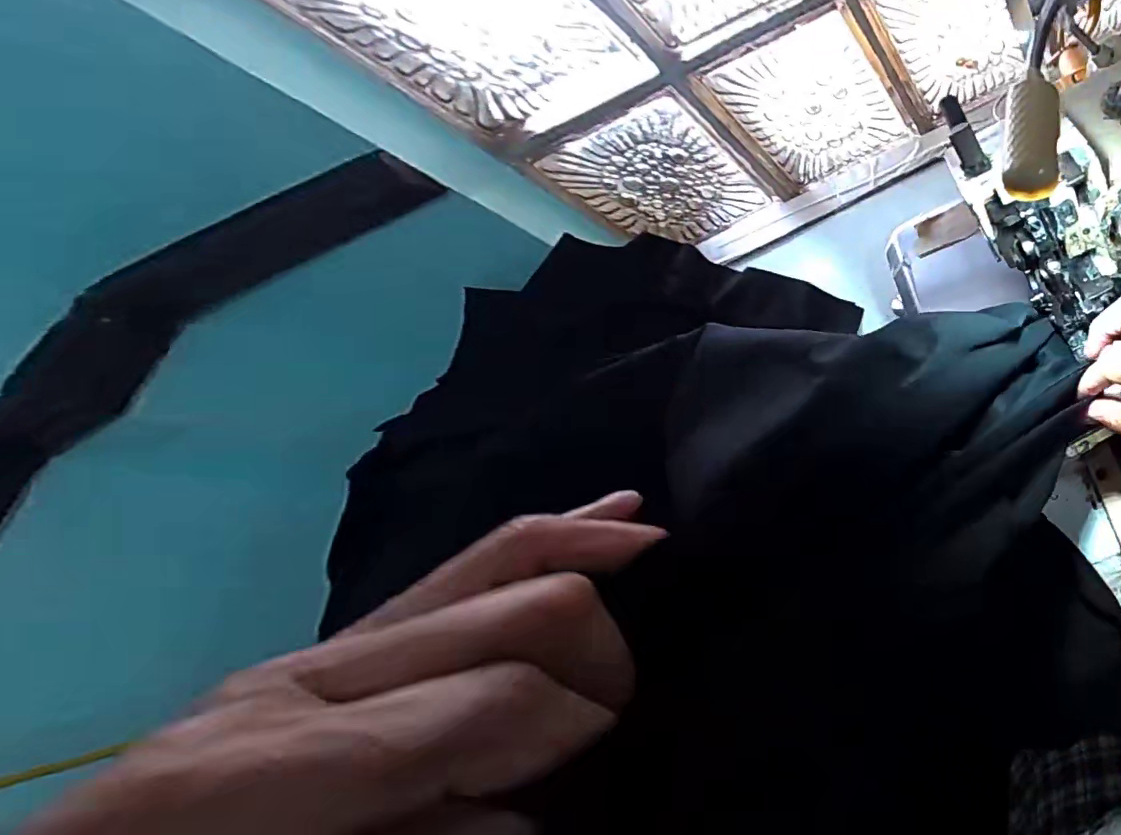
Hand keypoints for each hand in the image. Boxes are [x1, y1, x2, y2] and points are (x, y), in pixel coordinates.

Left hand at [24, 492, 666, 834]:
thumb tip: (542, 801)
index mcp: (272, 771)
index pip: (491, 700)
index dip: (567, 726)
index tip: (598, 760)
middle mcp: (305, 681)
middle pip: (521, 611)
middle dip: (597, 656)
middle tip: (618, 710)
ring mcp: (326, 650)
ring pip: (506, 556)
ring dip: (597, 558)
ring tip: (659, 561)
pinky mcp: (345, 643)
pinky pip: (474, 564)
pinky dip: (558, 534)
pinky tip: (618, 509)